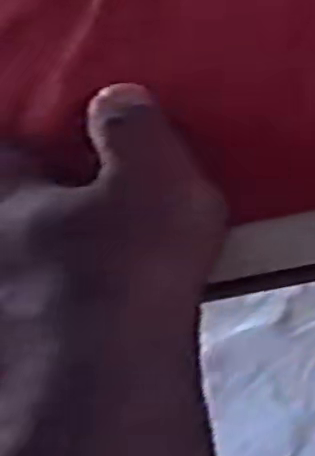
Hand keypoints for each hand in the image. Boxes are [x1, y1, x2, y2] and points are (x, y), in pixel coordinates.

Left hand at [0, 84, 225, 320]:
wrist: (89, 363)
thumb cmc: (130, 258)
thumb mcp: (158, 184)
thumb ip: (136, 136)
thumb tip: (114, 92)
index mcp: (0, 192)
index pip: (1, 146)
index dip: (23, 132)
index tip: (46, 124)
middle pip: (3, 196)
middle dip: (32, 188)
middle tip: (69, 189)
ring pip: (11, 245)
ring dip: (30, 238)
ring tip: (70, 239)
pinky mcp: (3, 321)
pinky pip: (17, 287)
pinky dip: (29, 282)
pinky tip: (57, 286)